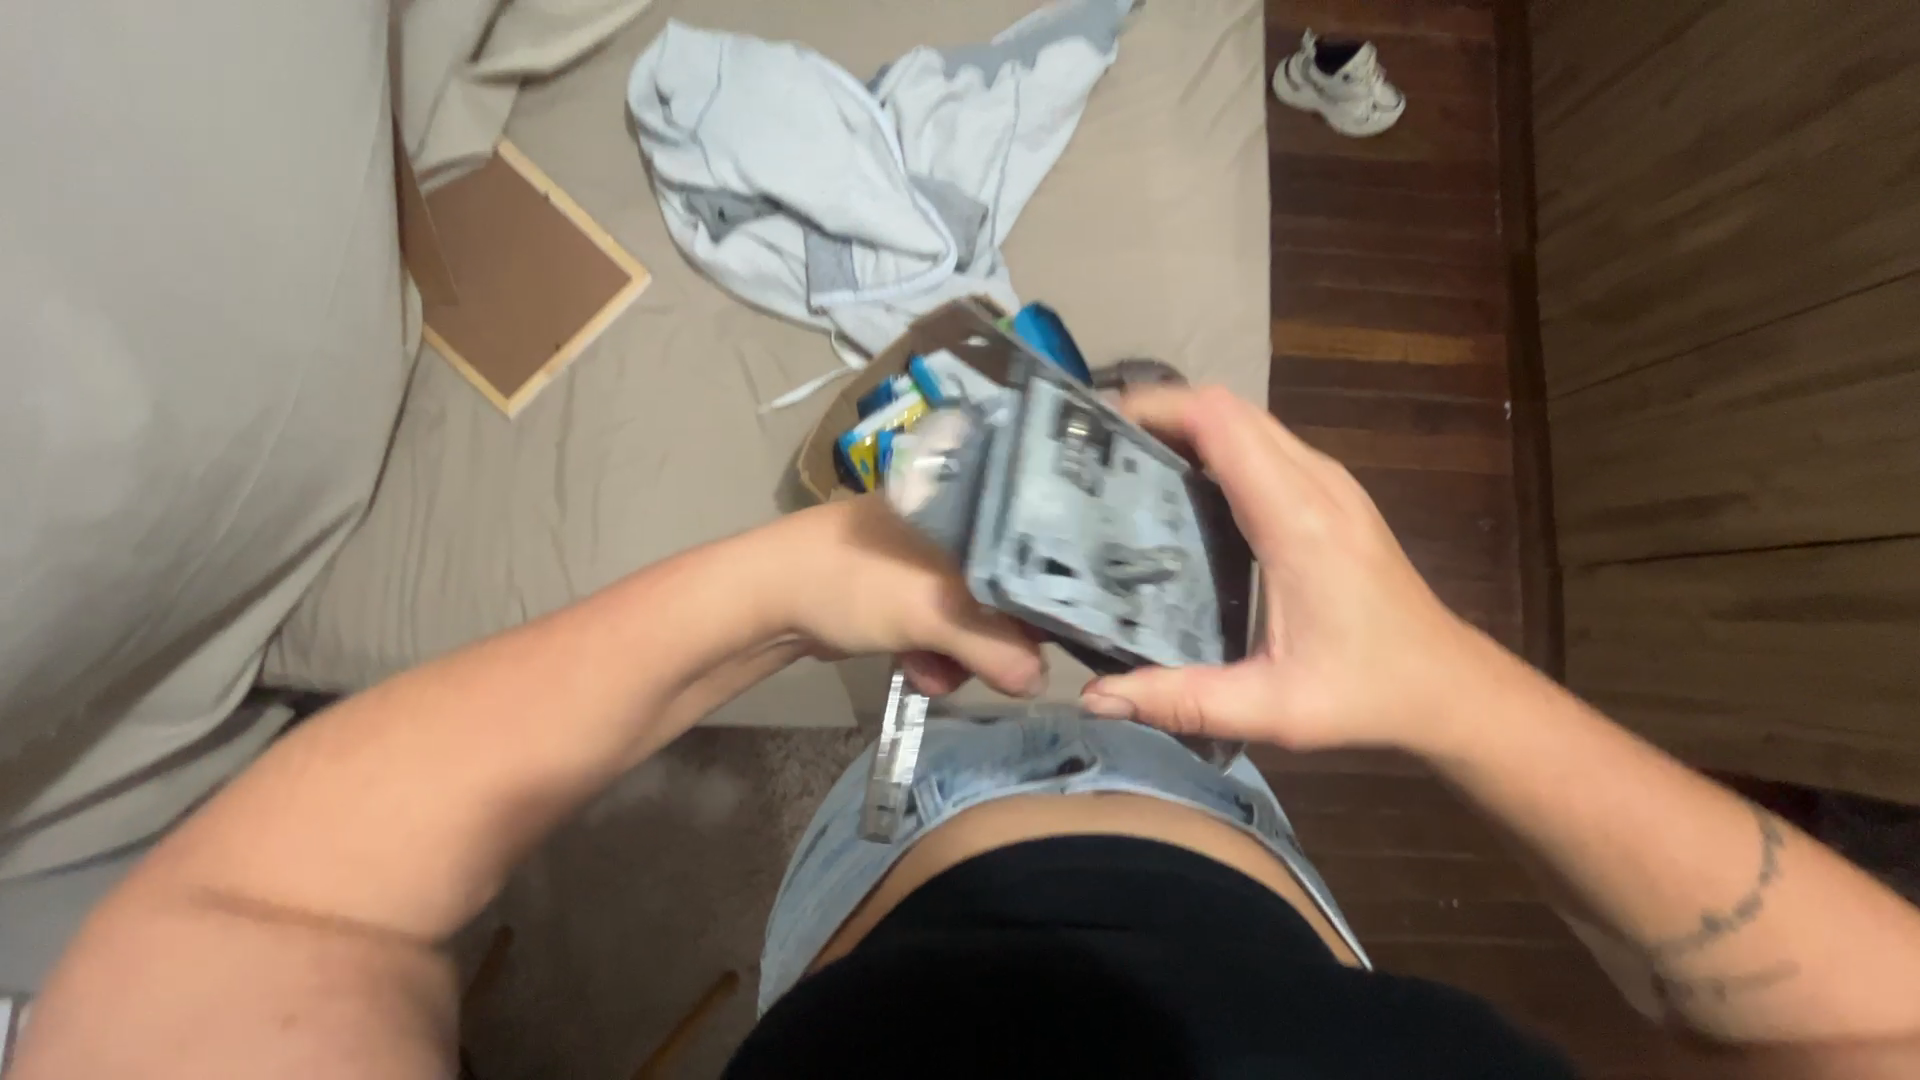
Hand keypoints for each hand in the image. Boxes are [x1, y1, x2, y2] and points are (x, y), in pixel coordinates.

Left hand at [766, 495, 1047, 698]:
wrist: (767, 597)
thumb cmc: (855, 583)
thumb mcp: (934, 611)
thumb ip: (995, 648)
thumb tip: (1040, 682)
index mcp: (970, 510)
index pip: (1034, 551)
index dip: (1046, 598)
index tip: (1049, 641)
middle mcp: (957, 530)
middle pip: (1007, 593)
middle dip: (994, 641)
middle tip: (988, 669)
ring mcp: (928, 564)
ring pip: (974, 618)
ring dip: (960, 657)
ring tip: (936, 674)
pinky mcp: (905, 594)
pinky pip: (942, 628)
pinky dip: (935, 654)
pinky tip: (918, 671)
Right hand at [1078, 386, 1503, 752]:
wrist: (1450, 686)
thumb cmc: (1367, 693)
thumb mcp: (1273, 708)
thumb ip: (1184, 700)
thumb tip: (1097, 697)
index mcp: (1298, 520)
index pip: (1221, 422)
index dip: (1158, 408)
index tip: (1101, 424)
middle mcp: (1317, 484)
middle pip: (1228, 408)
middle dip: (1160, 411)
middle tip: (1100, 445)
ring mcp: (1330, 483)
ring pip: (1247, 420)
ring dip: (1187, 424)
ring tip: (1127, 458)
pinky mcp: (1332, 494)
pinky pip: (1263, 444)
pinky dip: (1215, 444)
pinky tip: (1181, 485)